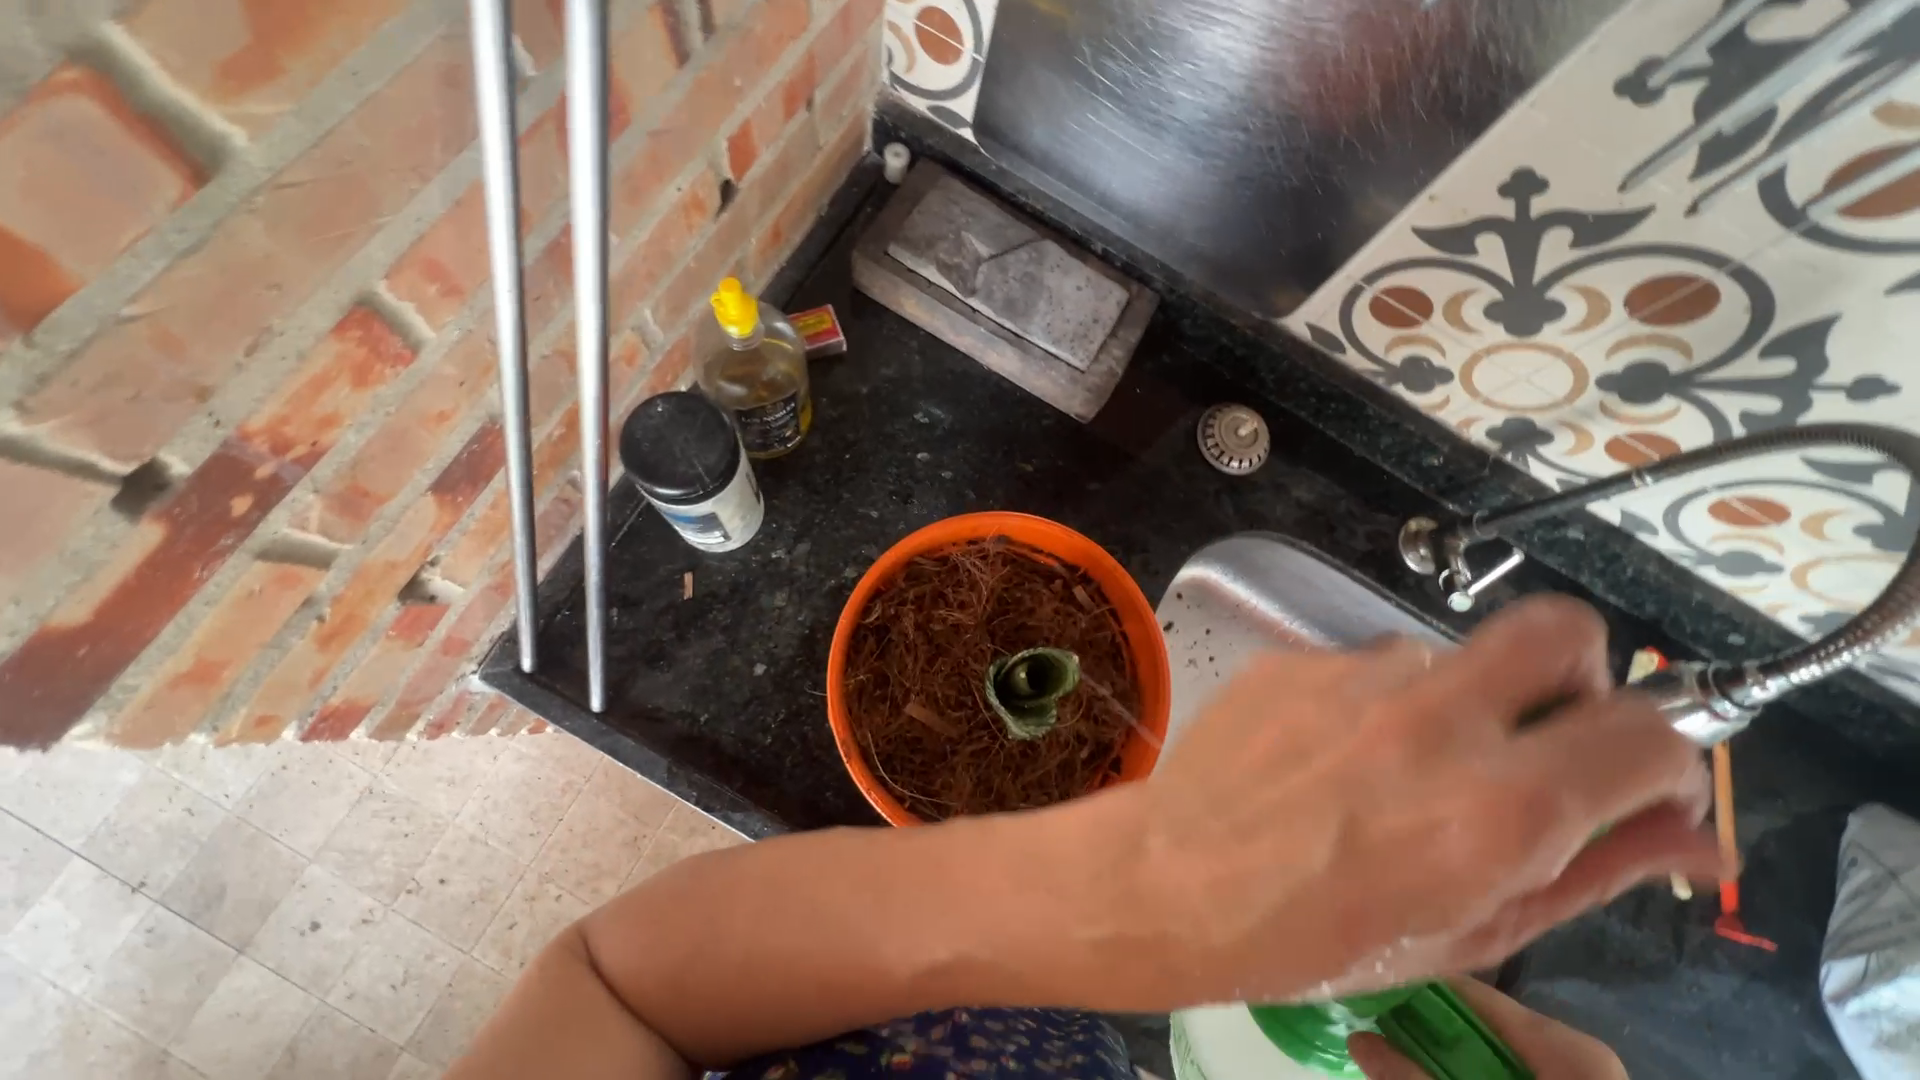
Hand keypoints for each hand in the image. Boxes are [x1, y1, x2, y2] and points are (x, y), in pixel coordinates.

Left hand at [1131, 595, 1724, 1004]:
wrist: (1167, 881)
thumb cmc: (1315, 939)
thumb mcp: (1467, 935)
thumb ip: (1590, 871)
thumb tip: (1690, 831)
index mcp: (1500, 805)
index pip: (1650, 731)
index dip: (1662, 758)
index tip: (1629, 787)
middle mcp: (1434, 717)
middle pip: (1562, 629)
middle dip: (1577, 675)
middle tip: (1534, 734)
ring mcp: (1353, 675)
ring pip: (1447, 654)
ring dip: (1451, 700)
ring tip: (1389, 767)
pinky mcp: (1291, 658)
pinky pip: (1361, 664)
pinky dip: (1369, 701)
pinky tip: (1321, 754)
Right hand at [1348, 977, 1624, 1078]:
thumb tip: (1359, 1041)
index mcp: (1566, 1047)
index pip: (1468, 991)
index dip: (1411, 991)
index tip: (1365, 999)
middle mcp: (1573, 1055)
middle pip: (1476, 1026)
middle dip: (1425, 1037)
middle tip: (1379, 1047)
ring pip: (1489, 1059)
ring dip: (1444, 1066)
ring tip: (1402, 1072)